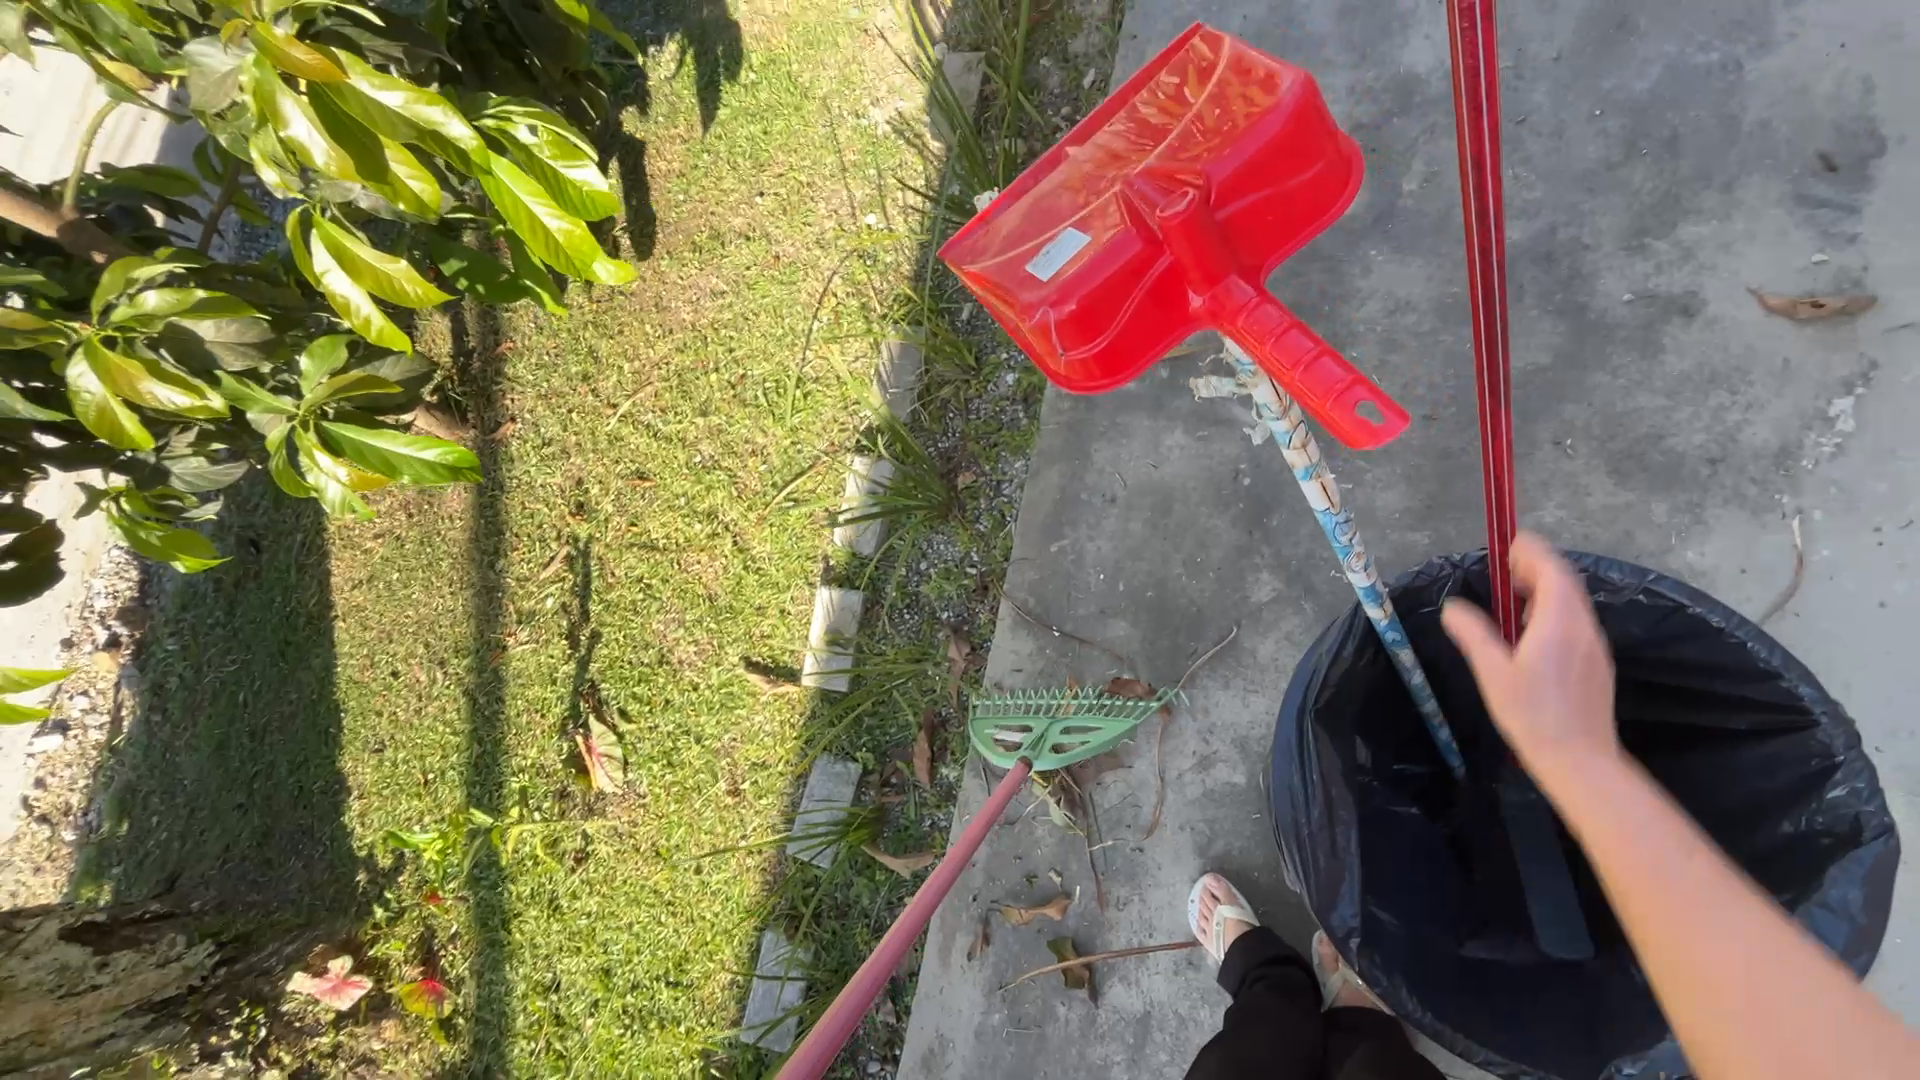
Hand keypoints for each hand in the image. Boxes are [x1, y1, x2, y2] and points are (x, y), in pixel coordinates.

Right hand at [1440, 532, 1619, 783]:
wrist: (1579, 758)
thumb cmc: (1532, 714)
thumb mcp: (1492, 672)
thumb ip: (1473, 634)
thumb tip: (1453, 607)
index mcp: (1559, 624)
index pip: (1553, 572)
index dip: (1534, 552)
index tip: (1510, 542)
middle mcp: (1583, 628)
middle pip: (1566, 584)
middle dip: (1537, 567)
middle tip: (1506, 564)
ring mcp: (1593, 647)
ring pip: (1572, 604)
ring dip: (1544, 589)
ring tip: (1514, 593)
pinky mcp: (1593, 663)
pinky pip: (1574, 622)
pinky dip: (1552, 610)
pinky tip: (1530, 629)